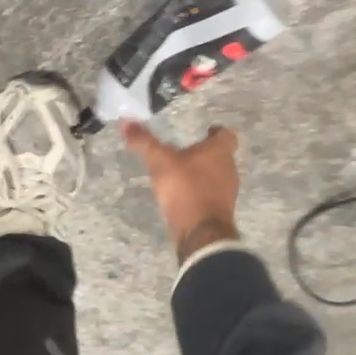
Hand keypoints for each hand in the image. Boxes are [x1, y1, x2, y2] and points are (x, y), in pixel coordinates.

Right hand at [121, 122, 240, 262]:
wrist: (201, 232)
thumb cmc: (185, 187)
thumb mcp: (160, 161)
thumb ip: (145, 142)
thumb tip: (126, 122)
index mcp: (219, 152)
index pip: (227, 135)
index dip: (217, 132)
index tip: (207, 131)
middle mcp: (229, 169)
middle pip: (222, 156)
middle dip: (207, 153)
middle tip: (188, 151)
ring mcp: (227, 192)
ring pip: (218, 176)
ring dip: (204, 173)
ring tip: (182, 173)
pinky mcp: (221, 211)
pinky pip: (212, 194)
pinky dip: (201, 191)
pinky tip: (184, 194)